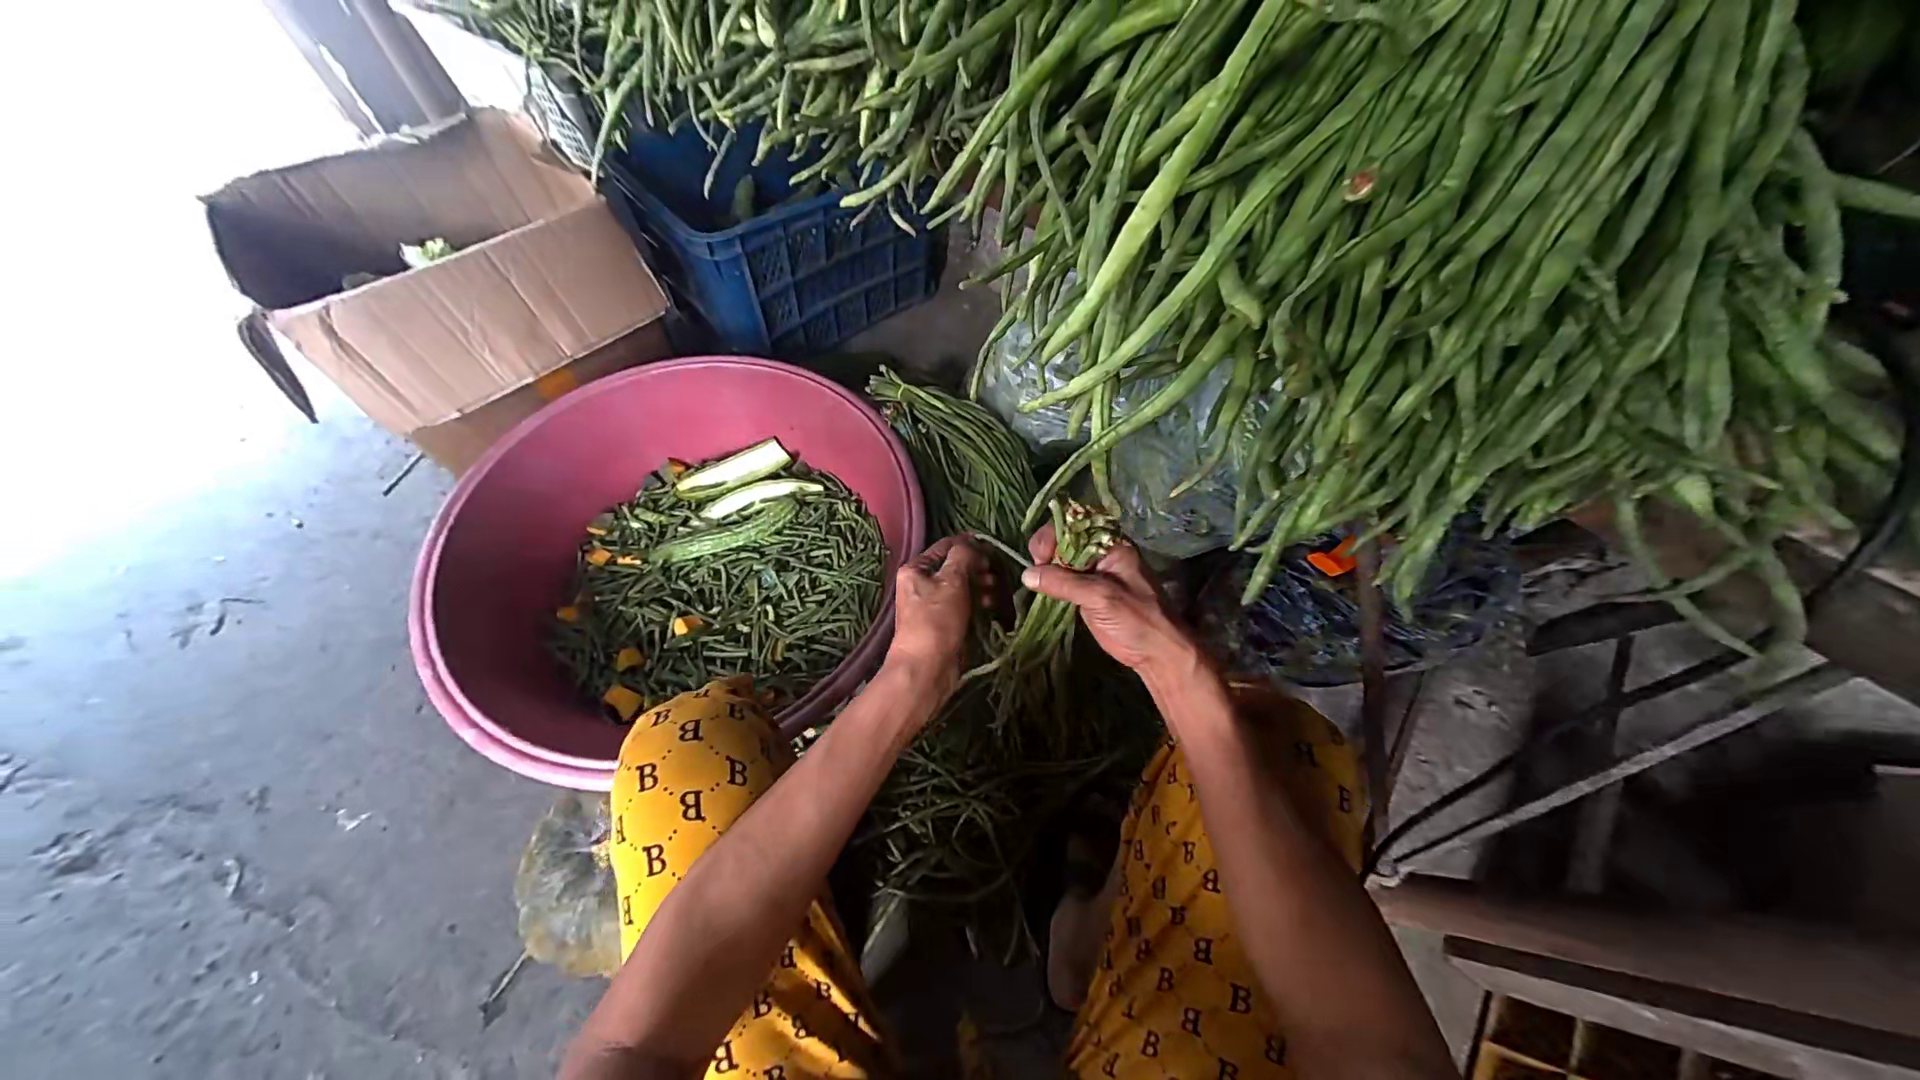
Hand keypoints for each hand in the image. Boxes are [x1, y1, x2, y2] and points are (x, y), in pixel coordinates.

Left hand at [885, 535, 987, 697]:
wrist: (927, 668)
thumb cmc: (936, 620)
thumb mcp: (951, 580)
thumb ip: (964, 556)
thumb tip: (974, 543)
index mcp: (916, 569)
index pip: (947, 546)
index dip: (970, 545)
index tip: (993, 550)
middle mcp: (922, 583)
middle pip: (956, 566)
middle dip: (978, 567)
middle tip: (994, 573)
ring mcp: (934, 604)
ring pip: (963, 586)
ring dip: (981, 584)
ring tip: (994, 590)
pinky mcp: (946, 622)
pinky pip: (966, 604)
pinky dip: (978, 601)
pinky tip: (991, 604)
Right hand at [1021, 525, 1204, 688]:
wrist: (1156, 652)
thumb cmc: (1136, 619)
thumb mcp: (1100, 596)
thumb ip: (1064, 583)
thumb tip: (1027, 574)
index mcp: (1111, 546)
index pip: (1074, 525)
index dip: (1053, 535)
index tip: (1041, 557)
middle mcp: (1100, 555)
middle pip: (1064, 540)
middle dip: (1046, 551)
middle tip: (1037, 571)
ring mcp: (1092, 574)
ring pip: (1060, 561)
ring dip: (1045, 568)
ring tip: (1037, 583)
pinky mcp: (1085, 593)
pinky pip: (1062, 580)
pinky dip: (1049, 583)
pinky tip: (1041, 590)